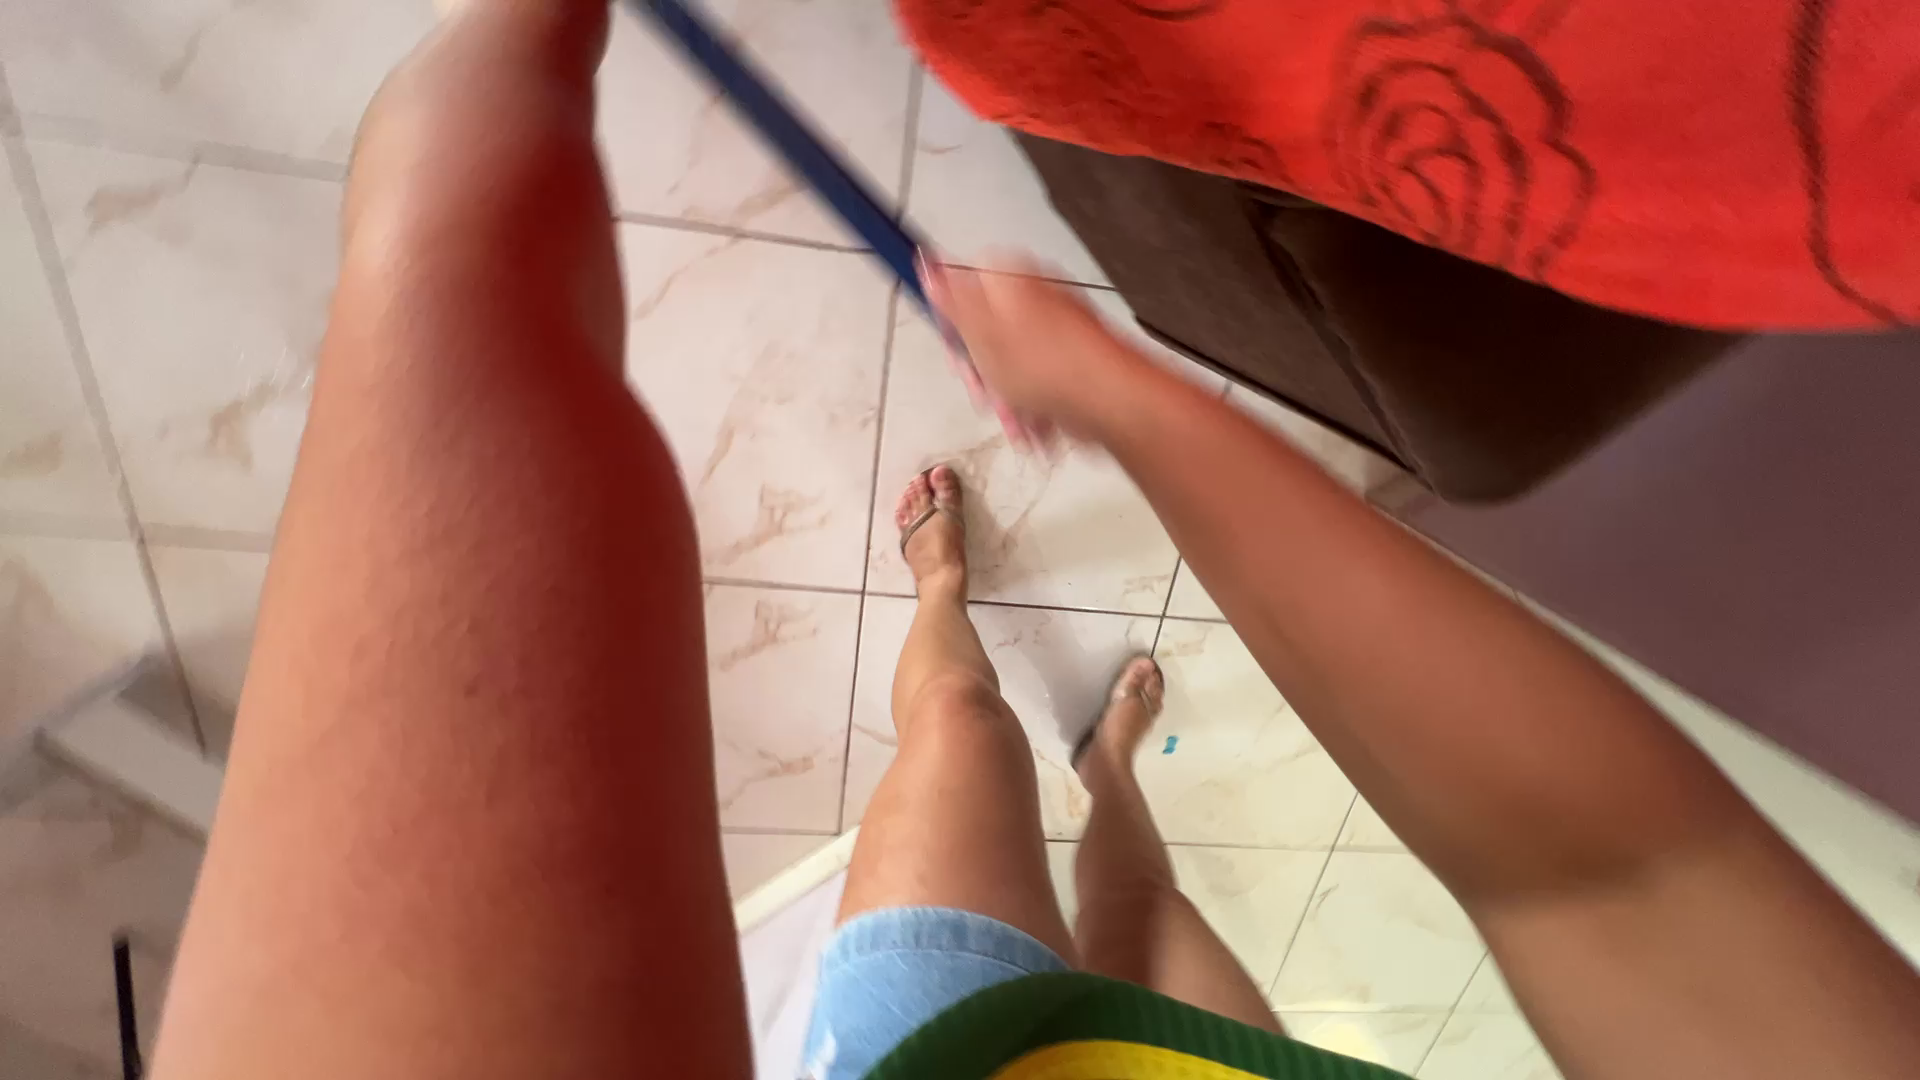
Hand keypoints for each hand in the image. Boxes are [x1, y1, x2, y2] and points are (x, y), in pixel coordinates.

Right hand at [922, 254, 1151, 447]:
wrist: (1112, 399)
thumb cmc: (1053, 368)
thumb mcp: (980, 335)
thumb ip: (951, 300)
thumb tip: (927, 266)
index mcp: (1011, 279)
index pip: (964, 286)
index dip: (954, 323)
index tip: (954, 348)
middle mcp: (1036, 299)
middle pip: (989, 333)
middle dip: (983, 371)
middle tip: (985, 387)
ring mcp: (1057, 332)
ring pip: (1014, 366)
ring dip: (1008, 399)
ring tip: (1016, 417)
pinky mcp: (1073, 363)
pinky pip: (1040, 384)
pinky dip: (1034, 407)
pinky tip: (1037, 425)